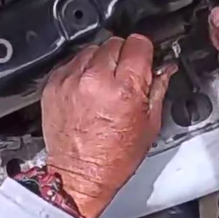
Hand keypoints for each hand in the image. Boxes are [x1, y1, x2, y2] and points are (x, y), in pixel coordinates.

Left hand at [41, 35, 177, 217]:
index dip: (144, 52)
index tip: (143, 61)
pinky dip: (80, 72)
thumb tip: (165, 68)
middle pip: (114, 42)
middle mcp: (95, 80)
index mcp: (124, 89)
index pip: (138, 43)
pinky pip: (71, 63)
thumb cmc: (113, 158)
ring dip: (100, 62)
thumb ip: (158, 88)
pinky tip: (86, 91)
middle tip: (124, 79)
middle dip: (123, 57)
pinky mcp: (53, 85)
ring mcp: (71, 80)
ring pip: (91, 49)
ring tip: (103, 86)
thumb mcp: (149, 125)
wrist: (78, 175)